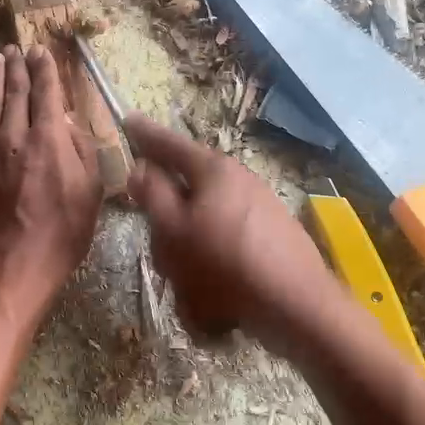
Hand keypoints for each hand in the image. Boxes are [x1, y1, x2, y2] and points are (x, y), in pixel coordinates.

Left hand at [0, 45, 101, 294]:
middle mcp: (12, 135)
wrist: (9, 266)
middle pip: (15, 91)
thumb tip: (68, 124)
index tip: (43, 52)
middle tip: (18, 48)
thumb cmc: (59, 236)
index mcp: (48, 140)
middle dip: (18, 66)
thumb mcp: (90, 194)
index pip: (47, 93)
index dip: (46, 69)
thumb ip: (82, 152)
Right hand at [126, 115, 337, 351]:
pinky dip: (213, 269)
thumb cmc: (226, 263)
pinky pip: (225, 246)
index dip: (144, 134)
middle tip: (163, 250)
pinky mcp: (270, 237)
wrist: (296, 305)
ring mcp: (258, 207)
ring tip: (192, 290)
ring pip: (203, 223)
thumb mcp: (174, 229)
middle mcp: (237, 180)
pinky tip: (217, 301)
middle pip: (186, 189)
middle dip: (167, 222)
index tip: (128, 119)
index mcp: (212, 169)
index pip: (169, 143)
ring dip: (190, 253)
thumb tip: (139, 168)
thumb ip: (152, 194)